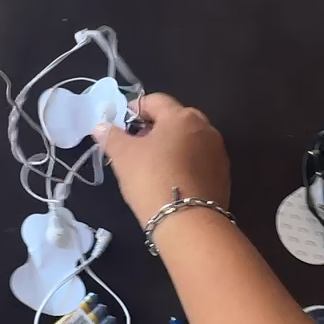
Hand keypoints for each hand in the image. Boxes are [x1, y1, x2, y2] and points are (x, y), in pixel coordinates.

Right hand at [94, 94, 230, 223]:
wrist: (189, 223)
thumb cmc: (152, 180)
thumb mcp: (123, 157)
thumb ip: (111, 136)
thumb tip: (101, 126)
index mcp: (182, 116)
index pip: (156, 100)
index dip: (136, 109)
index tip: (122, 125)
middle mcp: (205, 127)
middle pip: (175, 118)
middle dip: (155, 128)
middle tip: (136, 145)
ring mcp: (218, 151)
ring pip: (189, 140)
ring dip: (171, 146)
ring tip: (152, 165)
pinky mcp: (223, 174)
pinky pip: (199, 160)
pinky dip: (185, 163)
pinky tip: (171, 180)